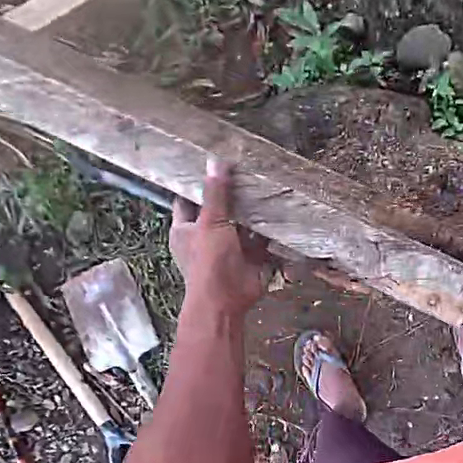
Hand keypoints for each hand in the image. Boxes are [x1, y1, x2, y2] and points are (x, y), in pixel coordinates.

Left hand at [170, 158, 266, 317]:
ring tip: (264, 186)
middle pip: (218, 210)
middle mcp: (205, 237)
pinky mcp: (249, 257)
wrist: (226, 300)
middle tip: (245, 171)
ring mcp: (228, 248)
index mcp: (185, 229)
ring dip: (251, 212)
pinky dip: (267, 230)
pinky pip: (260, 239)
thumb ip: (215, 193)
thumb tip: (215, 162)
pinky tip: (277, 211)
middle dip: (231, 196)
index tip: (212, 165)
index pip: (188, 200)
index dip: (198, 184)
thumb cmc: (208, 261)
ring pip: (241, 224)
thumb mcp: (210, 222)